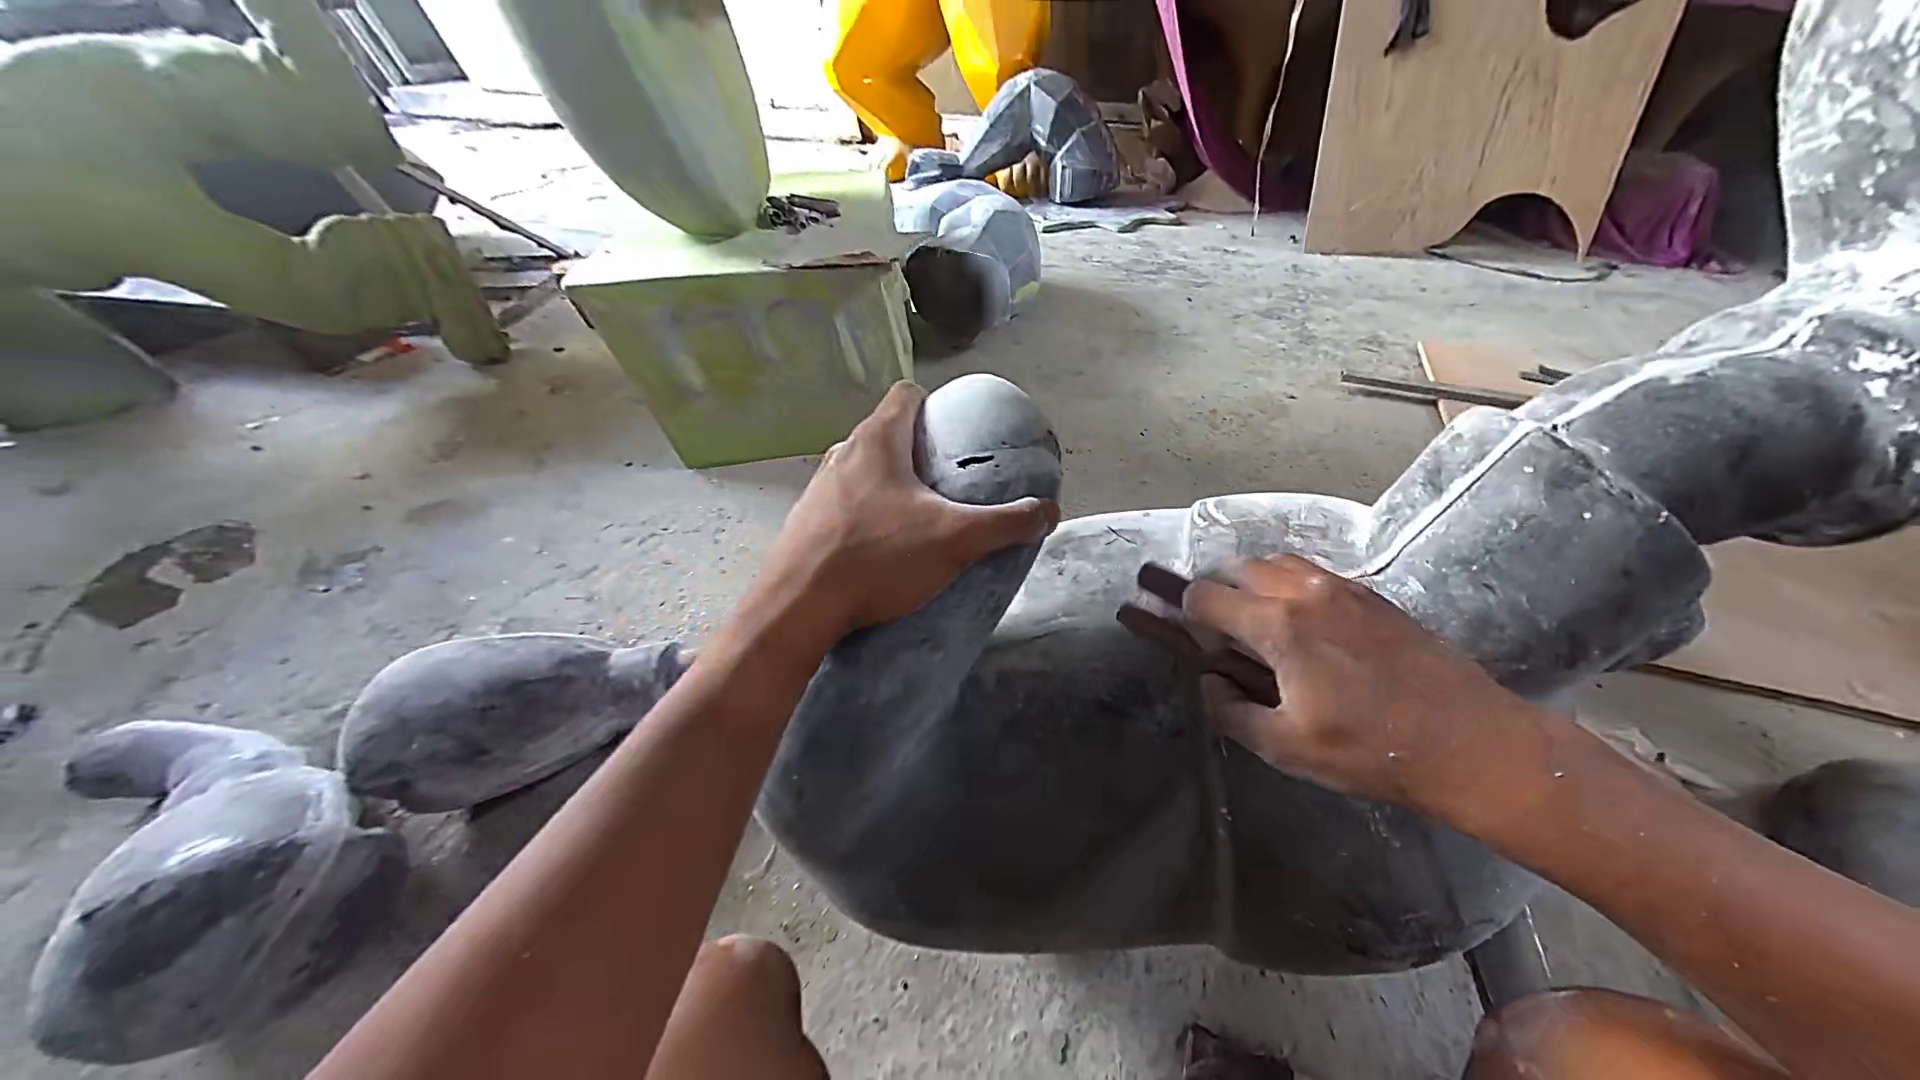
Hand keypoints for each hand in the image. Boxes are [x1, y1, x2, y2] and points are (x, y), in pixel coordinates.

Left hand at [753, 381, 1058, 638]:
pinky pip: (843, 502)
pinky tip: (879, 546)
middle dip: (917, 450)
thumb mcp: (955, 540)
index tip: (955, 434)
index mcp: (876, 441)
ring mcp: (817, 488)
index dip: (935, 406)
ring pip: (862, 469)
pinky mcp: (805, 521)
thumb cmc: (878, 559)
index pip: (906, 395)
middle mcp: (842, 454)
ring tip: (917, 516)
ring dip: (889, 483)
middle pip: (885, 432)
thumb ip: (1006, 524)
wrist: (799, 607)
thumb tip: (1048, 511)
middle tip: (946, 482)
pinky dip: (864, 512)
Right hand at [1184, 555, 1547, 813]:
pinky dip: (1288, 584)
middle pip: (1238, 568)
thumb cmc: (1371, 751)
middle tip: (1216, 629)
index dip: (1182, 611)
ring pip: (1277, 562)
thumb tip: (1210, 683)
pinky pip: (1312, 572)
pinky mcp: (1372, 595)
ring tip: (1255, 618)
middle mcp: (1305, 594)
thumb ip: (1230, 711)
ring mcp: (1343, 589)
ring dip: (1253, 581)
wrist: (1471, 743)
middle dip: (1216, 592)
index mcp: (1278, 626)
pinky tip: (1301, 621)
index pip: (1205, 596)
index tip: (1183, 632)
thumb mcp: (1285, 747)